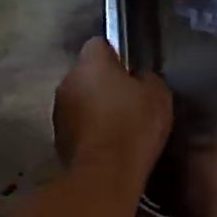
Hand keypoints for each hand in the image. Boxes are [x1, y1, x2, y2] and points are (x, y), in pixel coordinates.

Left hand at [52, 38, 172, 182]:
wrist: (107, 172)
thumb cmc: (134, 124)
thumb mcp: (158, 93)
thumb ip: (147, 78)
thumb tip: (139, 78)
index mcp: (90, 65)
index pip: (99, 43)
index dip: (117, 52)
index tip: (132, 66)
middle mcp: (67, 83)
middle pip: (87, 71)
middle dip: (105, 79)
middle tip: (131, 94)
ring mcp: (58, 111)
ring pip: (80, 97)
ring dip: (96, 103)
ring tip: (121, 119)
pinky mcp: (58, 137)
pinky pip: (78, 121)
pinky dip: (91, 125)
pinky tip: (111, 137)